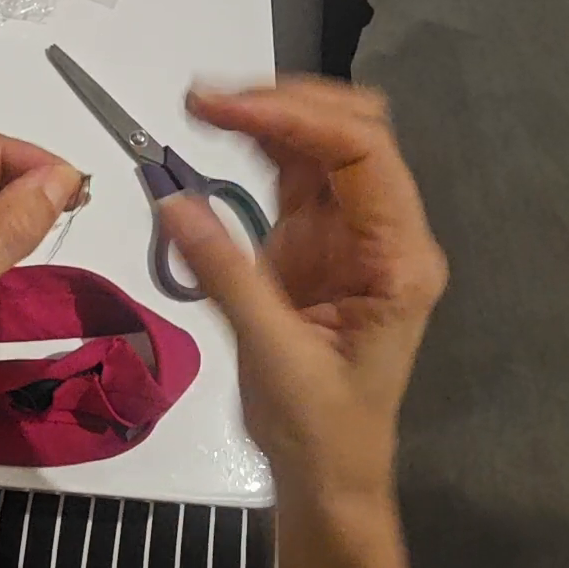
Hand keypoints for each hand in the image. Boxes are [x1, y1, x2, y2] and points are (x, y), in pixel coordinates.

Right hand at [158, 80, 445, 505]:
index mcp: (398, 257)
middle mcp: (382, 232)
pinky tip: (220, 138)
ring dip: (270, 117)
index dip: (294, 119)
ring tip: (205, 107)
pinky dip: (257, 149)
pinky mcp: (311, 243)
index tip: (220, 111)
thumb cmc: (318, 424)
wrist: (326, 468)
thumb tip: (170, 201)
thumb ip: (224, 271)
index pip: (361, 155)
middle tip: (208, 100)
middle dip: (286, 102)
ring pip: (323, 146)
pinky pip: (292, 177)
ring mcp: (346, 235)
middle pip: (353, 133)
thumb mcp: (270, 351)